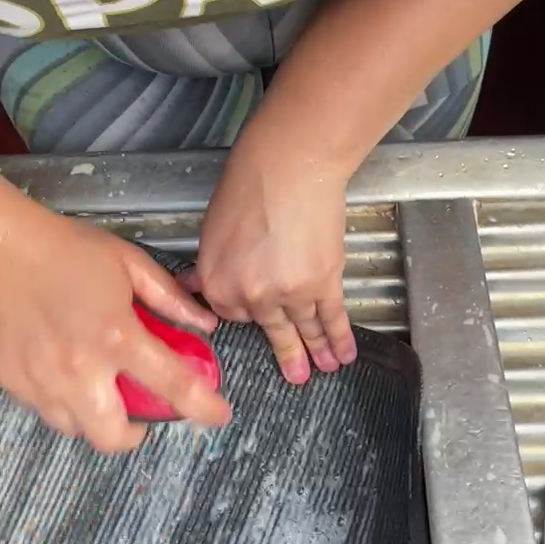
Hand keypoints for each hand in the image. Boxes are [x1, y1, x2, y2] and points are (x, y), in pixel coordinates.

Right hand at [0, 207, 228, 451]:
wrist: (0, 248)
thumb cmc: (69, 250)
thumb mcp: (131, 263)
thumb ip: (170, 298)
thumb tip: (205, 324)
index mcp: (118, 337)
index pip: (172, 385)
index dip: (202, 406)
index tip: (219, 416)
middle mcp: (81, 369)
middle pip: (114, 436)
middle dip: (134, 433)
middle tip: (139, 410)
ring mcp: (43, 381)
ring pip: (76, 430)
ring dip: (96, 417)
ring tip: (99, 387)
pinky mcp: (13, 383)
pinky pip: (45, 411)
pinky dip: (63, 402)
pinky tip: (66, 373)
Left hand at [195, 147, 358, 382]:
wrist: (289, 167)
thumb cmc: (247, 185)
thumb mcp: (214, 228)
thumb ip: (211, 265)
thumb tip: (200, 285)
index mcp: (219, 283)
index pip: (232, 313)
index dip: (246, 311)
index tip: (258, 318)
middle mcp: (252, 297)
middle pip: (270, 327)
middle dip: (286, 352)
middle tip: (295, 376)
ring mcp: (290, 294)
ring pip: (304, 327)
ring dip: (315, 351)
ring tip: (323, 370)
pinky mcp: (323, 282)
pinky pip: (331, 317)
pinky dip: (339, 337)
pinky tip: (344, 355)